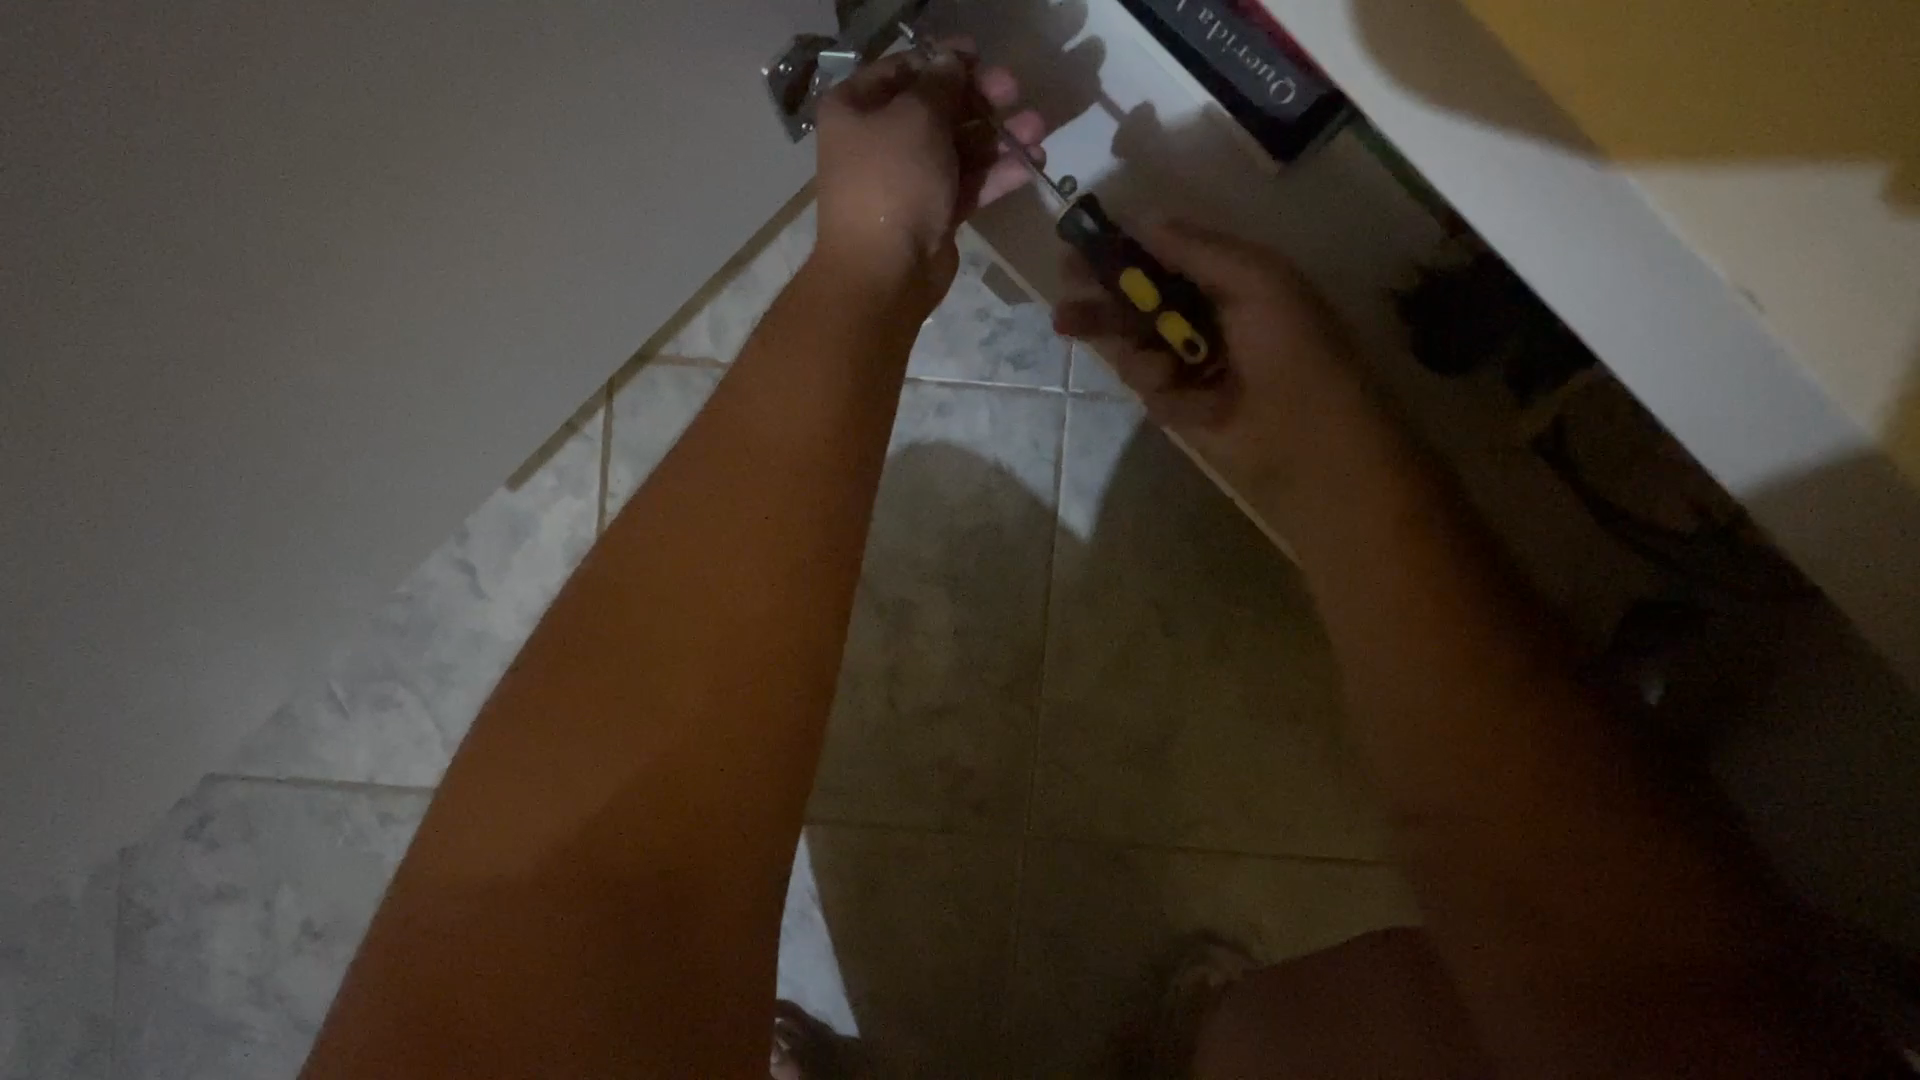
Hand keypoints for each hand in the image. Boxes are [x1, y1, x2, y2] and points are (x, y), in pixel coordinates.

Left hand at [812, 39, 1045, 304]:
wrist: (885, 271)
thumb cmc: (892, 181)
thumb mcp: (916, 117)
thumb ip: (941, 84)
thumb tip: (951, 62)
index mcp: (857, 109)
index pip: (903, 71)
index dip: (943, 61)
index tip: (981, 57)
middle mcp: (878, 142)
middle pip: (936, 110)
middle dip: (980, 101)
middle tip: (1014, 92)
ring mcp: (907, 181)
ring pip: (958, 149)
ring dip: (998, 138)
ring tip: (1039, 130)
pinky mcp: (932, 214)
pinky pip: (966, 184)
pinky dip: (996, 174)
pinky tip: (1031, 165)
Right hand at [1052, 220, 1390, 506]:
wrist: (1309, 437)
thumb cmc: (1291, 349)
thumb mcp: (1256, 280)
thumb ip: (1197, 249)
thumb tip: (1142, 220)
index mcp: (1222, 279)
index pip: (1156, 257)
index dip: (1116, 254)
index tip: (1075, 252)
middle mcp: (1199, 317)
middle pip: (1131, 304)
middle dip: (1099, 307)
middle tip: (1065, 313)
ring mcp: (1187, 364)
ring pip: (1132, 351)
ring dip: (1141, 360)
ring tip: (1167, 373)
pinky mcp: (1180, 406)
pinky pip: (1149, 392)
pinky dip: (1169, 396)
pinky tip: (1201, 405)